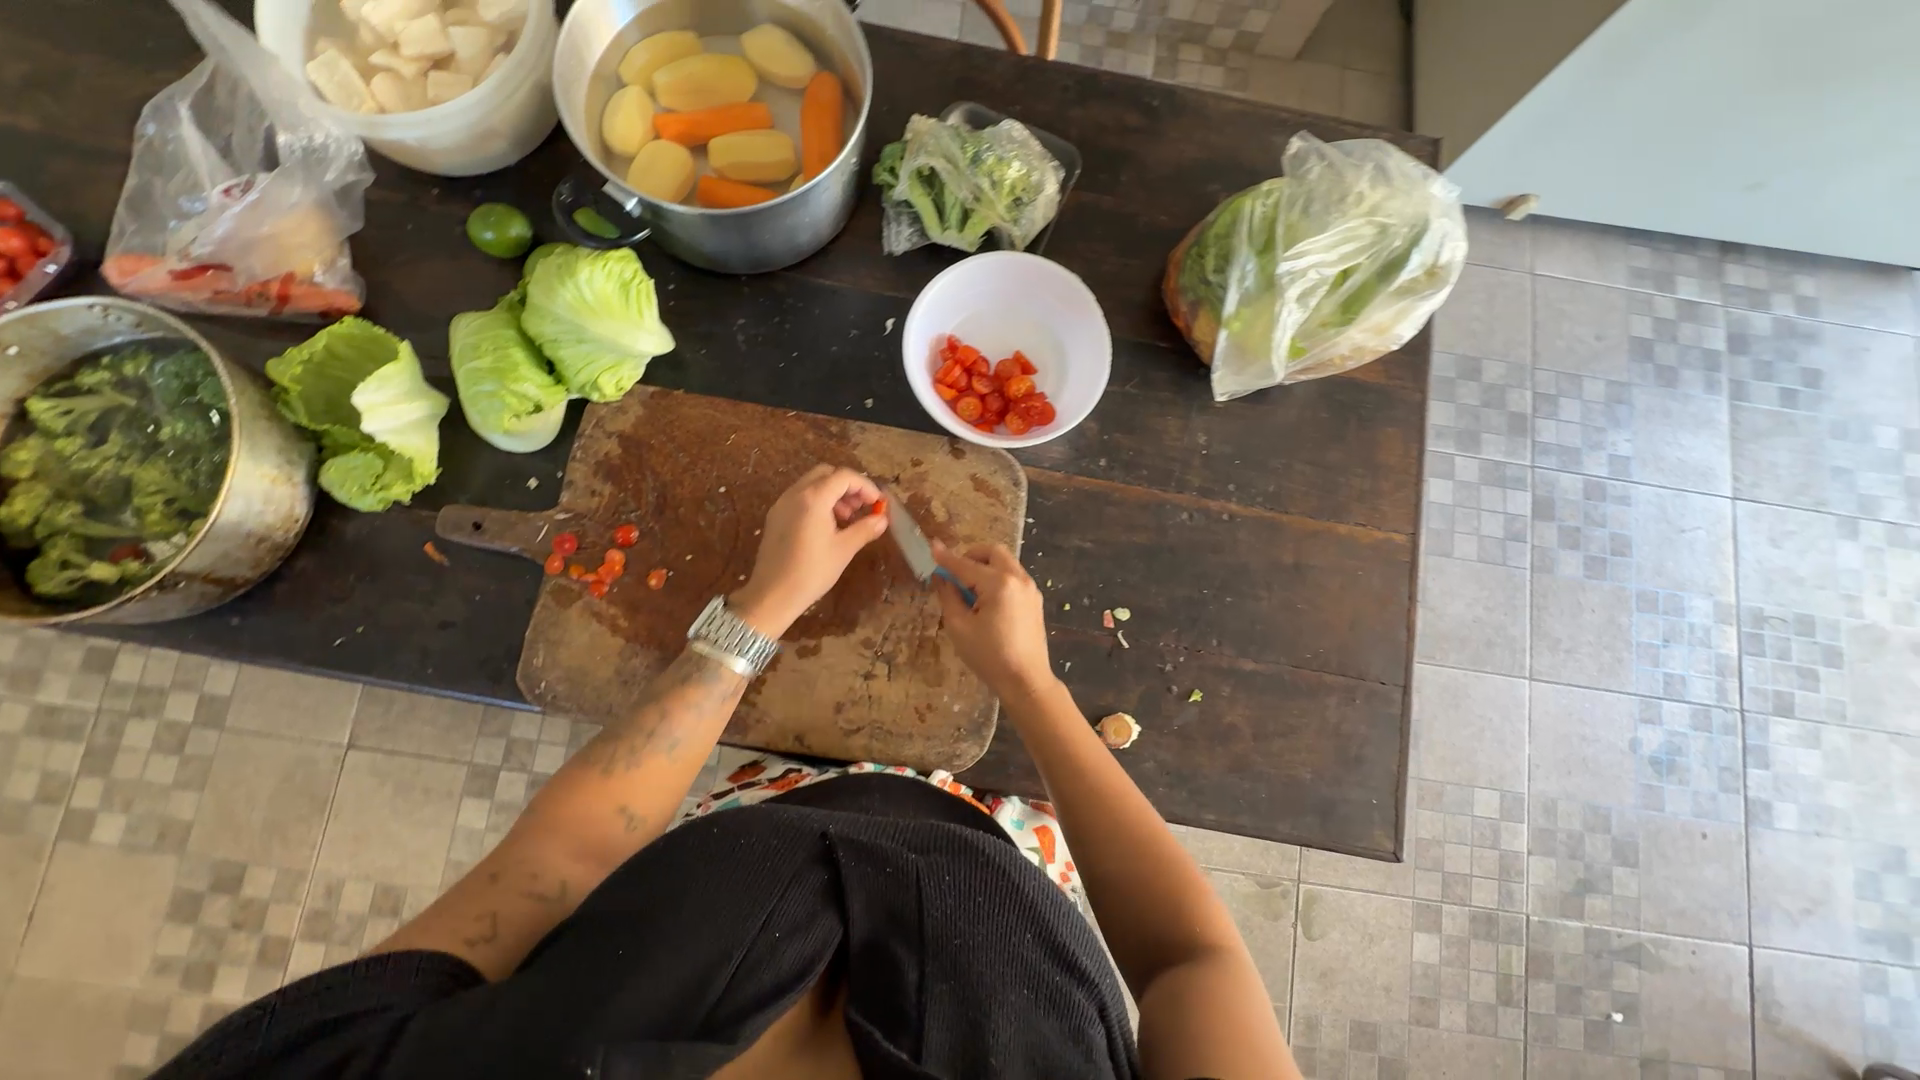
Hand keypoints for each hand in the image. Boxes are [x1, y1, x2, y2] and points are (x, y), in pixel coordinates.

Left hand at [731, 464, 888, 636]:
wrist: (772, 595)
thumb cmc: (811, 572)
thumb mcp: (844, 550)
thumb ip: (865, 529)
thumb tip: (882, 519)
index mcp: (813, 498)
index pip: (843, 476)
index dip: (865, 486)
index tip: (877, 503)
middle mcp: (795, 494)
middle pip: (826, 474)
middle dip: (848, 486)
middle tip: (861, 508)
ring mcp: (782, 504)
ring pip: (812, 484)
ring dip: (833, 494)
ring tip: (846, 519)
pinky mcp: (775, 517)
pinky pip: (800, 497)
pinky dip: (818, 502)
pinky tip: (827, 527)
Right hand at [931, 541, 1057, 701]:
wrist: (1026, 680)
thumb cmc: (989, 656)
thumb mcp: (959, 627)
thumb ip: (949, 596)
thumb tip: (942, 577)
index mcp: (999, 584)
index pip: (966, 565)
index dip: (946, 558)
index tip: (932, 546)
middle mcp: (1019, 579)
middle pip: (993, 552)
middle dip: (971, 556)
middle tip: (956, 574)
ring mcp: (1030, 589)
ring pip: (1005, 563)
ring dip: (985, 567)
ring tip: (971, 591)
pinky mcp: (1035, 600)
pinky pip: (1013, 577)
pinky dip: (997, 578)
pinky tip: (987, 602)